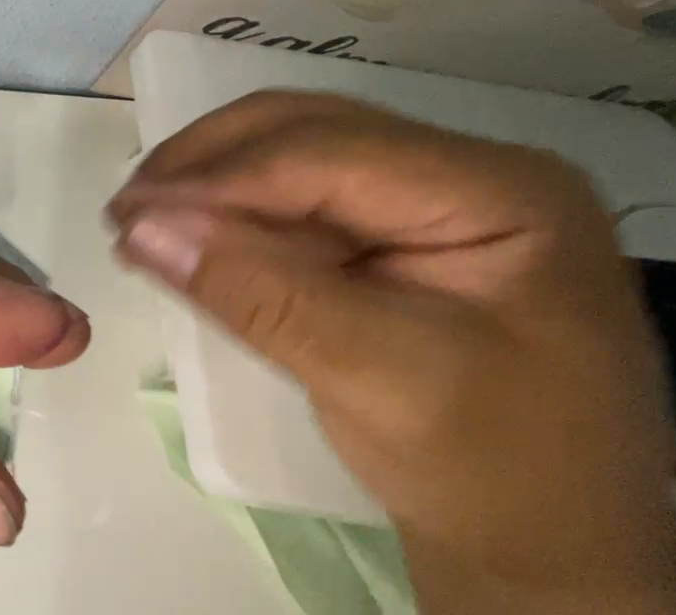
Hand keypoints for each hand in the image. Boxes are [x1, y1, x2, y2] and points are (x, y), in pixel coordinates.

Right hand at [109, 91, 675, 614]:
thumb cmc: (493, 469)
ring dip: (207, 182)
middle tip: (126, 213)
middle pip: (302, 129)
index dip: (217, 177)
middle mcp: (465, 171)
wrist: (548, 546)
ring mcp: (429, 196)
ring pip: (286, 151)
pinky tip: (186, 240)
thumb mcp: (376, 378)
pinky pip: (291, 195)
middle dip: (203, 165)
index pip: (326, 153)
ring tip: (142, 225)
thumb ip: (256, 292)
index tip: (126, 214)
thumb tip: (139, 227)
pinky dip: (229, 212)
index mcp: (499, 192)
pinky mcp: (393, 228)